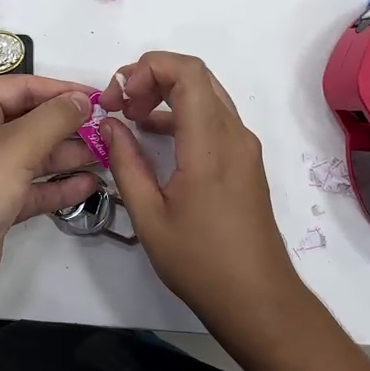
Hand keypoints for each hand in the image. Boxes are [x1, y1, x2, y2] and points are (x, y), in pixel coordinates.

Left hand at [0, 75, 100, 301]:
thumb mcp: (17, 146)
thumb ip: (55, 118)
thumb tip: (83, 98)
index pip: (21, 87)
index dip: (60, 90)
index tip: (97, 97)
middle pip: (29, 120)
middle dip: (67, 126)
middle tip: (106, 128)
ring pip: (33, 154)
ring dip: (67, 155)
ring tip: (105, 155)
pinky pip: (31, 184)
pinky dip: (57, 185)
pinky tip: (89, 185)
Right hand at [100, 51, 294, 321]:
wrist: (260, 302)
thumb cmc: (202, 263)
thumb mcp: (150, 217)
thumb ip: (126, 163)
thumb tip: (109, 125)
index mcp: (211, 144)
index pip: (186, 72)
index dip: (147, 68)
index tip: (119, 97)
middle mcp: (233, 134)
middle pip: (195, 75)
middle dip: (151, 76)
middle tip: (121, 104)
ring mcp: (243, 146)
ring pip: (204, 93)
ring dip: (165, 93)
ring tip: (130, 118)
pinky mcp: (244, 159)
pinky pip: (212, 116)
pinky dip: (180, 112)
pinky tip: (153, 136)